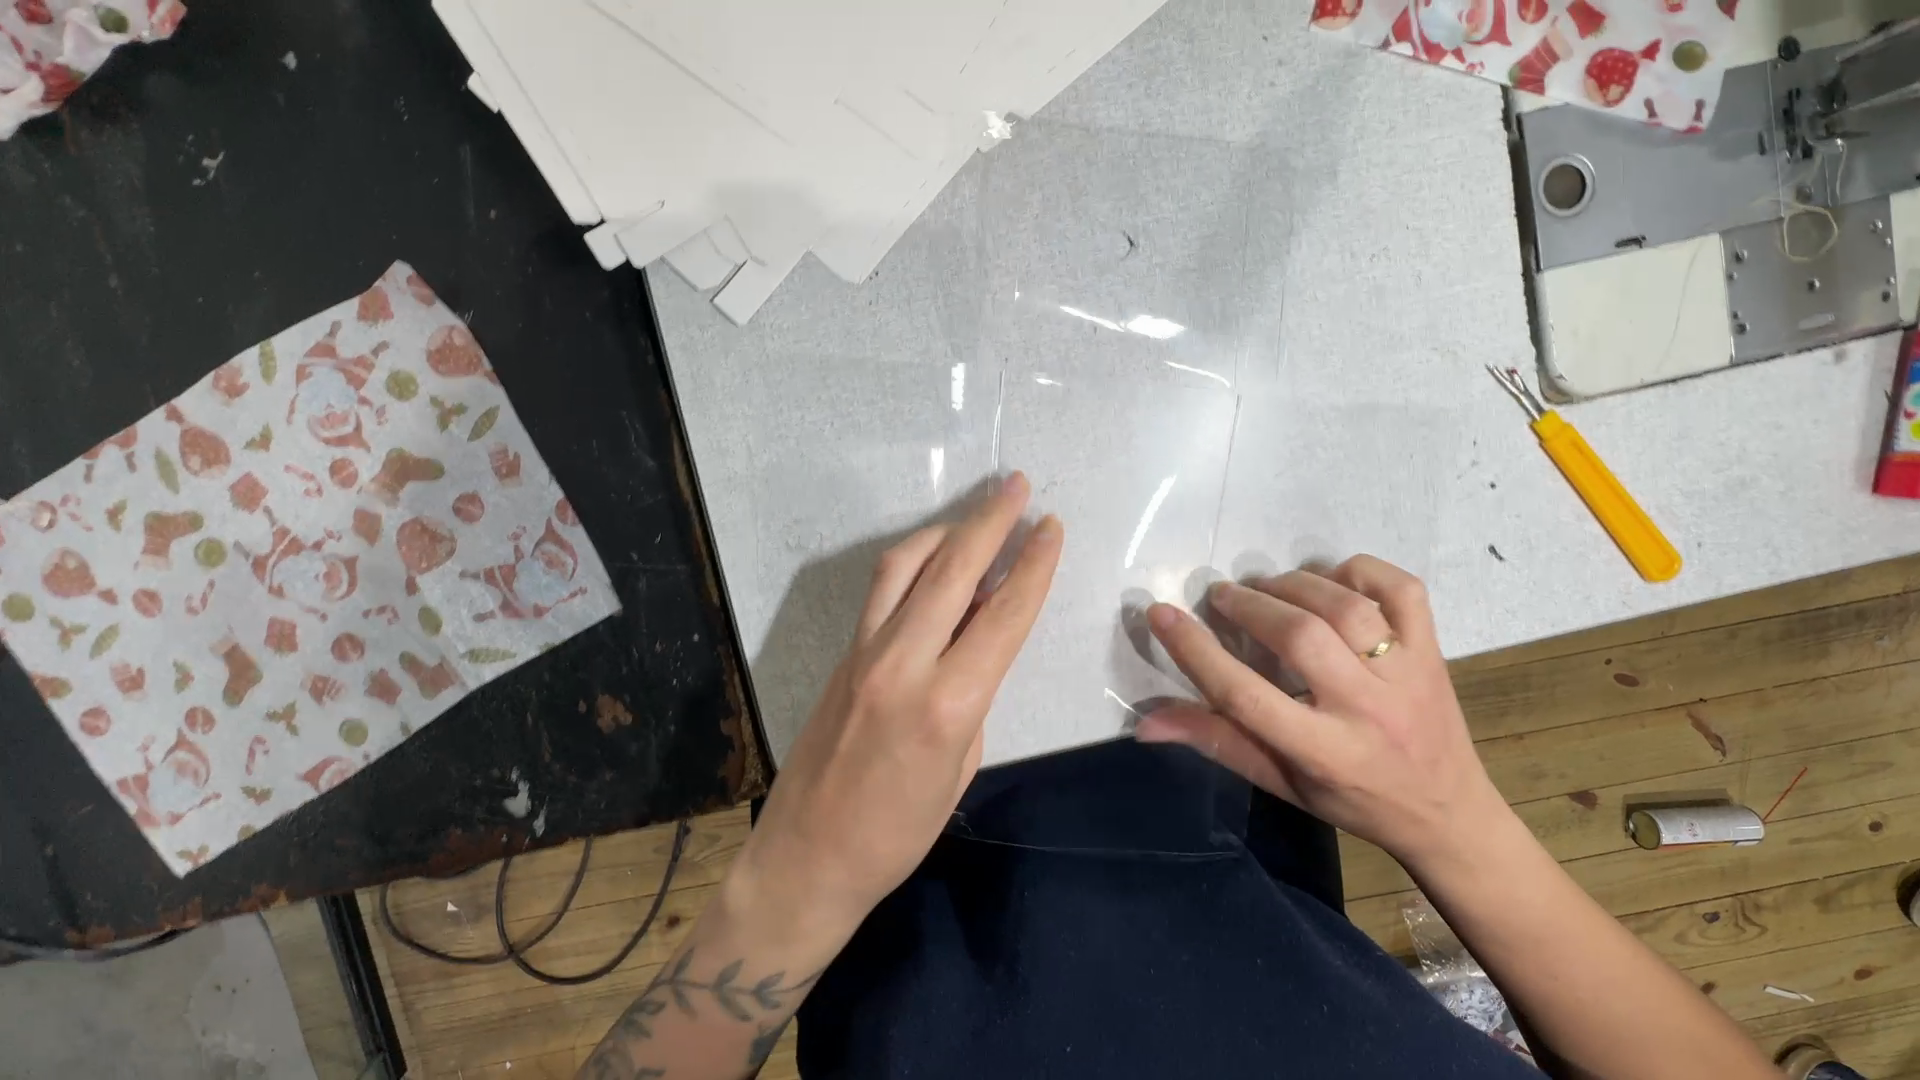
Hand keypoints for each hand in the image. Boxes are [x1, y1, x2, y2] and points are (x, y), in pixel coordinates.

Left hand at [731, 473, 1062, 938]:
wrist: (808, 857)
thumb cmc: (898, 834)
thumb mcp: (960, 768)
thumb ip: (975, 695)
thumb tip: (982, 638)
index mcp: (948, 704)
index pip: (1003, 615)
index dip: (1033, 566)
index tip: (1051, 527)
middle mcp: (903, 664)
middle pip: (953, 570)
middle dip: (990, 521)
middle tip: (1016, 485)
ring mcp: (864, 653)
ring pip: (905, 566)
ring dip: (945, 530)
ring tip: (976, 514)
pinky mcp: (842, 654)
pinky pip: (881, 591)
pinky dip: (913, 562)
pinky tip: (933, 558)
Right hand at [1135, 555, 1506, 868]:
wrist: (1449, 813)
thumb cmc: (1351, 799)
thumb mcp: (1278, 781)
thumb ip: (1215, 741)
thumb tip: (1144, 723)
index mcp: (1323, 752)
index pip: (1245, 695)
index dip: (1195, 650)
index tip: (1161, 613)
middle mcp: (1368, 710)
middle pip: (1299, 637)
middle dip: (1248, 606)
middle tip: (1222, 597)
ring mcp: (1408, 674)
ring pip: (1345, 606)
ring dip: (1293, 585)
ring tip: (1267, 589)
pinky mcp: (1434, 649)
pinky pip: (1399, 588)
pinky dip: (1356, 570)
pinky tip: (1329, 581)